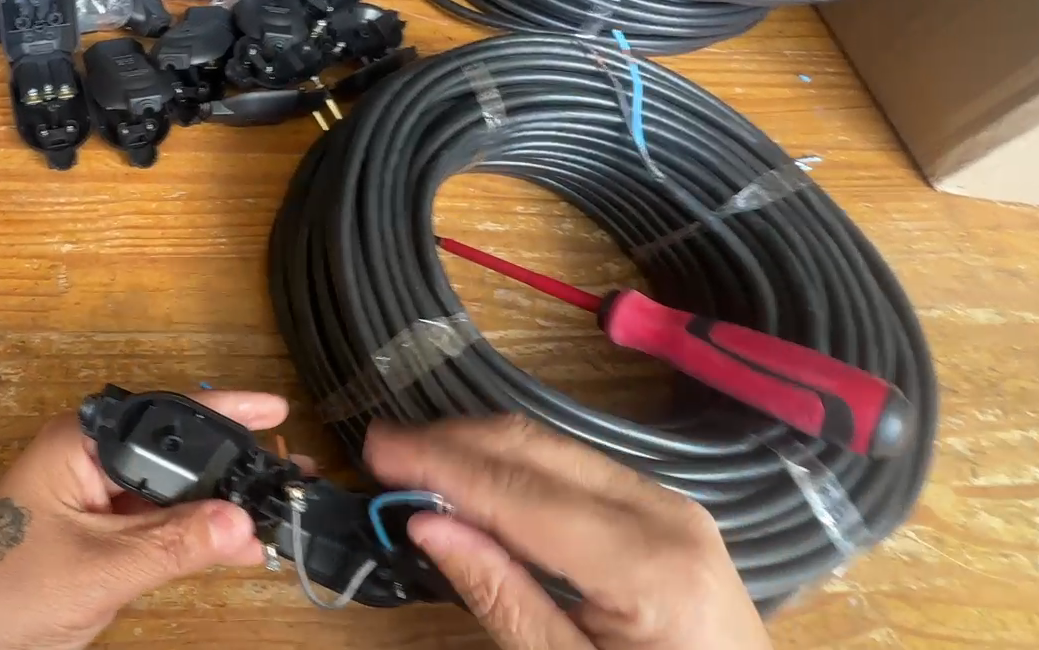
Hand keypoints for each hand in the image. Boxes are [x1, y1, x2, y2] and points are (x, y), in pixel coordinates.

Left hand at [0, 391, 285, 649]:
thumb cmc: (11, 594)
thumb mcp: (101, 570)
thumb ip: (173, 545)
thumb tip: (241, 522)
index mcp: (80, 441)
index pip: (163, 417)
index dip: (222, 413)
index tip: (273, 412)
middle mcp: (89, 452)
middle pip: (171, 445)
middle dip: (227, 456)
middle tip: (282, 463)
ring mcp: (95, 487)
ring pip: (169, 482)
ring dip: (215, 497)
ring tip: (271, 500)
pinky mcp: (100, 520)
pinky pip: (156, 514)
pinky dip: (193, 527)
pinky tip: (234, 539)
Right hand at [366, 416, 770, 649]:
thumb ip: (501, 598)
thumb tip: (425, 521)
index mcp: (651, 568)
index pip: (517, 490)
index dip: (437, 462)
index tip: (373, 449)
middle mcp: (663, 513)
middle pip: (531, 448)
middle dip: (446, 440)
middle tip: (378, 445)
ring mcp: (666, 504)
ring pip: (545, 443)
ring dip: (470, 443)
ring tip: (409, 455)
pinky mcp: (658, 507)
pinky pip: (565, 462)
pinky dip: (504, 460)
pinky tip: (466, 472)